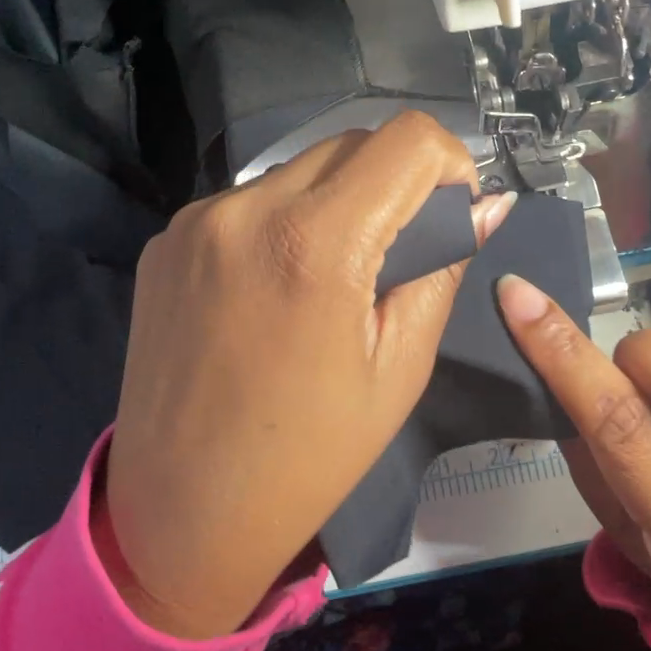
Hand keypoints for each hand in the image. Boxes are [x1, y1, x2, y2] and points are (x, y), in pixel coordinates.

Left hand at [96, 112, 515, 638]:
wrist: (183, 511)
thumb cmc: (311, 455)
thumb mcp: (399, 366)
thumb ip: (442, 267)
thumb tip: (484, 205)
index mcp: (316, 241)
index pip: (407, 139)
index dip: (449, 162)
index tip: (449, 211)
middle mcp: (247, 208)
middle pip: (351, 144)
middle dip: (394, 180)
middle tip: (400, 249)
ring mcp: (195, 220)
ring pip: (297, 172)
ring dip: (334, 202)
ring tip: (331, 278)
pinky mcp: (165, 240)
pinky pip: (246, 204)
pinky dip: (280, 225)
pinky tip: (273, 291)